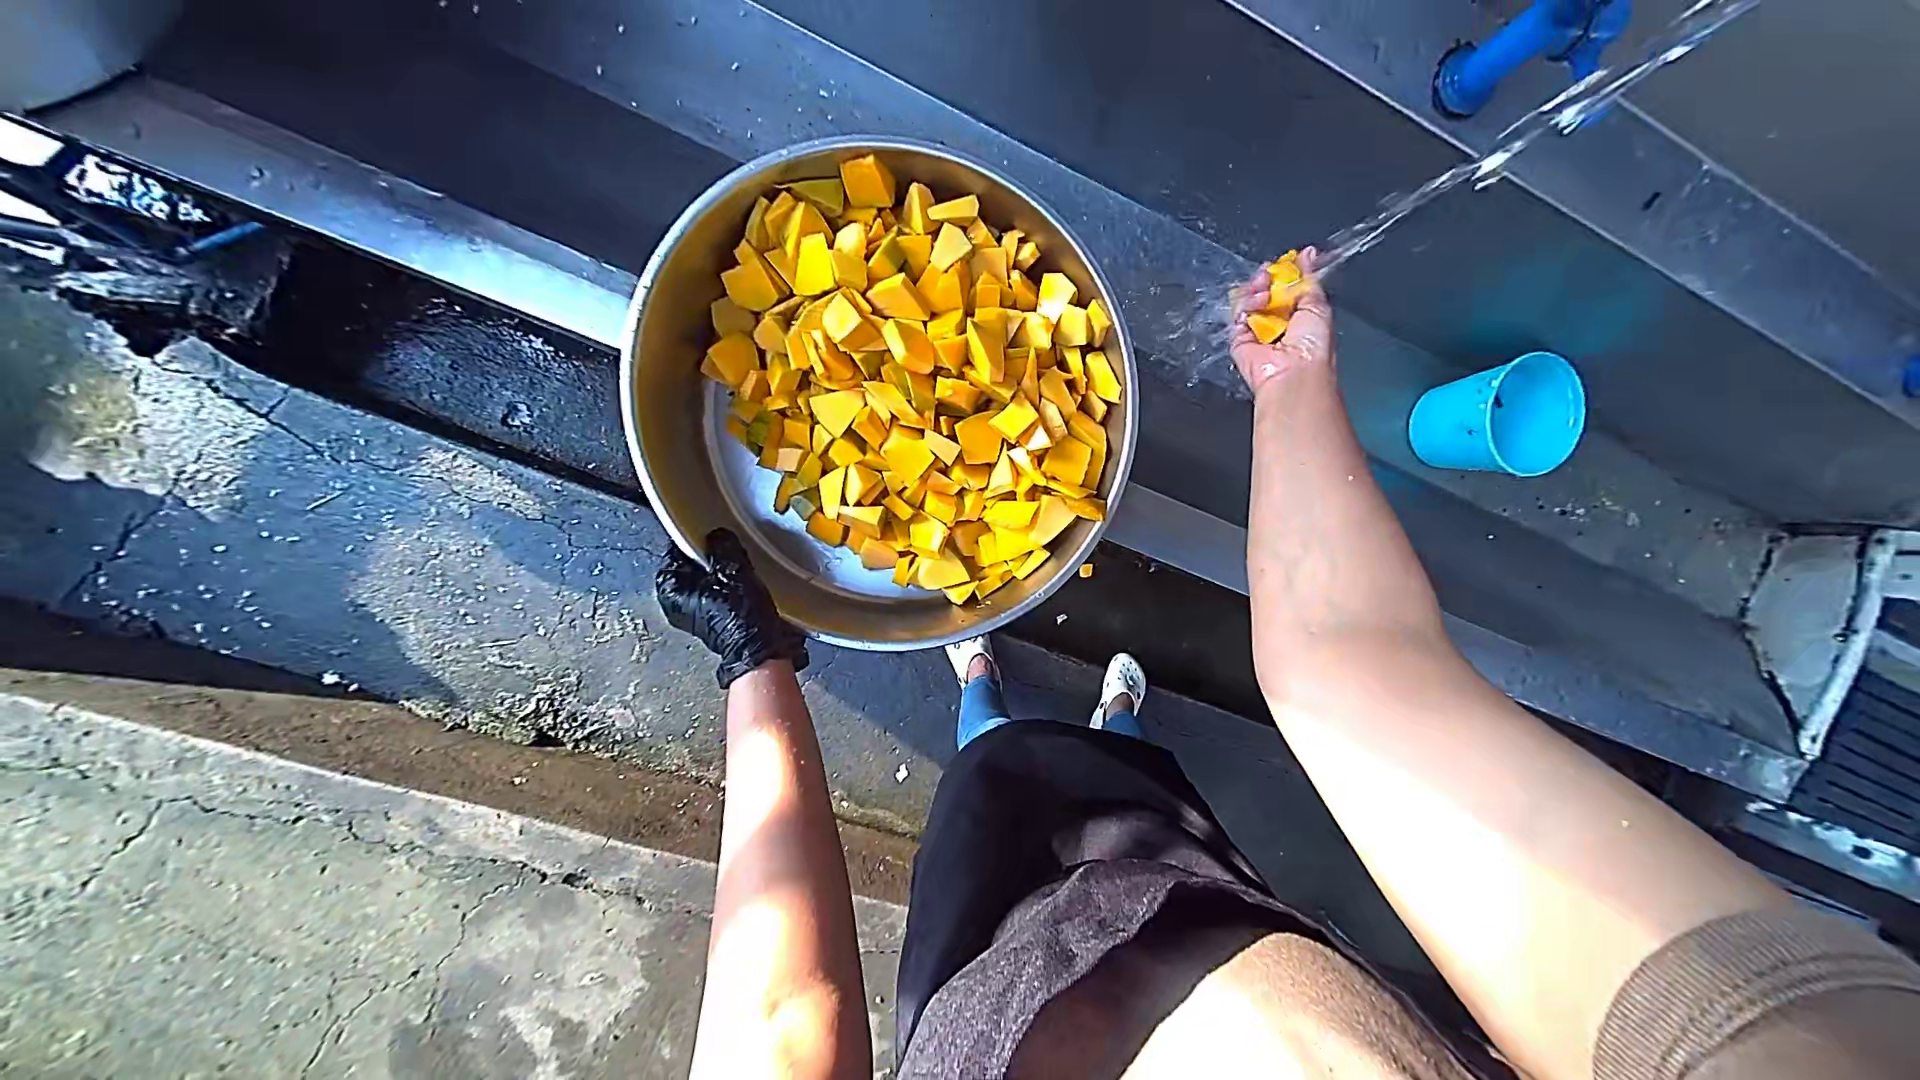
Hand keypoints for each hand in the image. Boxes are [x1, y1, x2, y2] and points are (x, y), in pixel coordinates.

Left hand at [657, 528, 809, 687]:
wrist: (760, 649)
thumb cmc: (740, 617)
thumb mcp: (733, 570)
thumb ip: (722, 546)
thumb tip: (718, 535)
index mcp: (670, 588)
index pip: (677, 548)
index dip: (697, 537)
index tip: (714, 530)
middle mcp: (676, 602)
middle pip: (693, 562)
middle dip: (712, 555)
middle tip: (732, 550)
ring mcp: (695, 611)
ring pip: (708, 576)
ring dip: (724, 569)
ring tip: (742, 566)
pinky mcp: (713, 617)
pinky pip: (719, 589)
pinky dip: (730, 583)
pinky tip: (746, 581)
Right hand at [1230, 246, 1334, 396]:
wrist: (1292, 372)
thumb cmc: (1312, 346)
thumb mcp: (1318, 304)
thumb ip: (1309, 279)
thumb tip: (1307, 255)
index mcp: (1299, 314)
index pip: (1287, 286)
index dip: (1285, 272)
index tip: (1288, 260)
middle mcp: (1277, 322)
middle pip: (1265, 290)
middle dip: (1267, 277)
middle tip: (1270, 273)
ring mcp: (1257, 330)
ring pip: (1249, 299)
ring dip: (1256, 289)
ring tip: (1263, 290)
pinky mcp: (1238, 339)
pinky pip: (1236, 314)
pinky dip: (1244, 304)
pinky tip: (1256, 303)